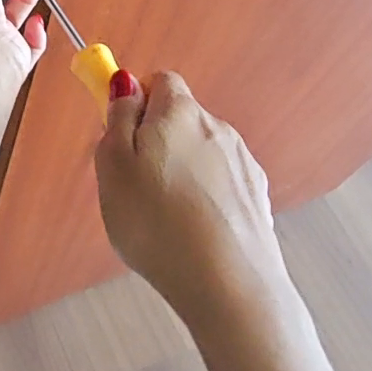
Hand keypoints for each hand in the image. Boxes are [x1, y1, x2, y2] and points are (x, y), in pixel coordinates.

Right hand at [96, 71, 342, 370]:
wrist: (231, 290)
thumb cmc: (159, 225)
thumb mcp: (113, 165)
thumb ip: (118, 117)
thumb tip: (125, 84)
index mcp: (180, 112)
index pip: (160, 80)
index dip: (136, 99)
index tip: (118, 128)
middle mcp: (217, 128)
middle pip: (180, 118)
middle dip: (156, 140)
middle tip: (133, 180)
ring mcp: (243, 165)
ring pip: (200, 153)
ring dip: (181, 171)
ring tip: (162, 216)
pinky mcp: (258, 201)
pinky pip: (220, 185)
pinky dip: (205, 198)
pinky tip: (192, 232)